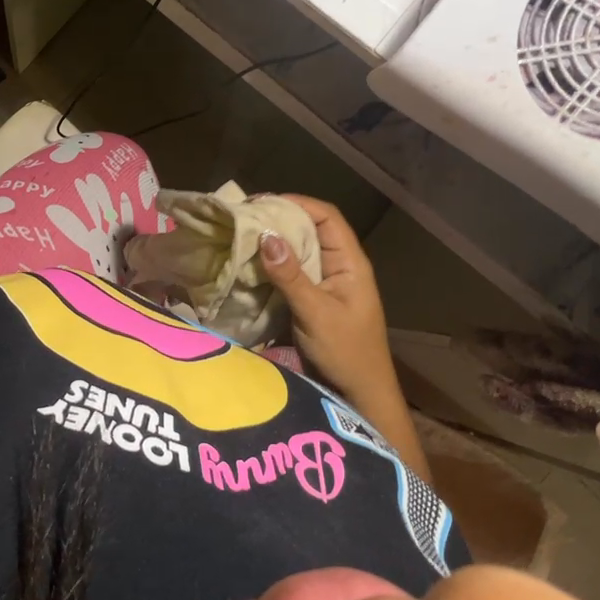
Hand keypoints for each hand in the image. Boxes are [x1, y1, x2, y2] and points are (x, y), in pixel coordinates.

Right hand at [258, 195, 386, 381]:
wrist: (360, 397)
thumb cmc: (346, 354)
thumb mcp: (316, 313)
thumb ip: (290, 275)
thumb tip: (265, 235)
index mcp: (350, 262)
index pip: (326, 216)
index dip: (296, 203)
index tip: (260, 203)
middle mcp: (338, 266)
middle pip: (309, 228)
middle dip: (278, 219)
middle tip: (241, 218)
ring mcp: (325, 283)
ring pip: (298, 250)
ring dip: (272, 243)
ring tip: (239, 237)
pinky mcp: (311, 300)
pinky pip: (290, 272)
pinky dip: (270, 265)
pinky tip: (248, 265)